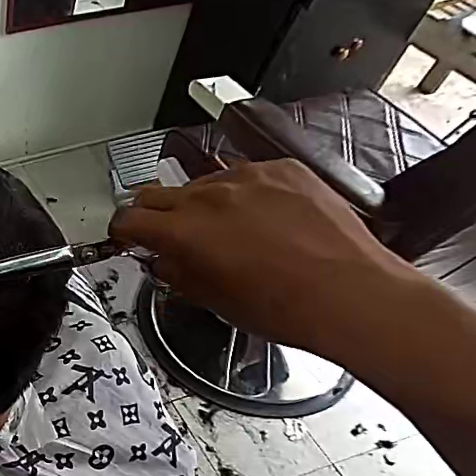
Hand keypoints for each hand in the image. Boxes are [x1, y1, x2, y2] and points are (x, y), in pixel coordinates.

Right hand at [109, 158, 428, 360]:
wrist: (351, 293)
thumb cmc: (291, 306)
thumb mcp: (219, 302)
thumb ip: (181, 275)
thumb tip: (166, 263)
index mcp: (188, 230)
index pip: (132, 218)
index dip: (123, 231)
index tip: (127, 237)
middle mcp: (214, 195)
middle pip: (160, 193)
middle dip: (154, 215)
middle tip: (165, 236)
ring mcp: (251, 177)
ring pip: (205, 183)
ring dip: (202, 206)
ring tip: (227, 235)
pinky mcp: (284, 170)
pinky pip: (248, 176)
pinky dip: (244, 195)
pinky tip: (263, 222)